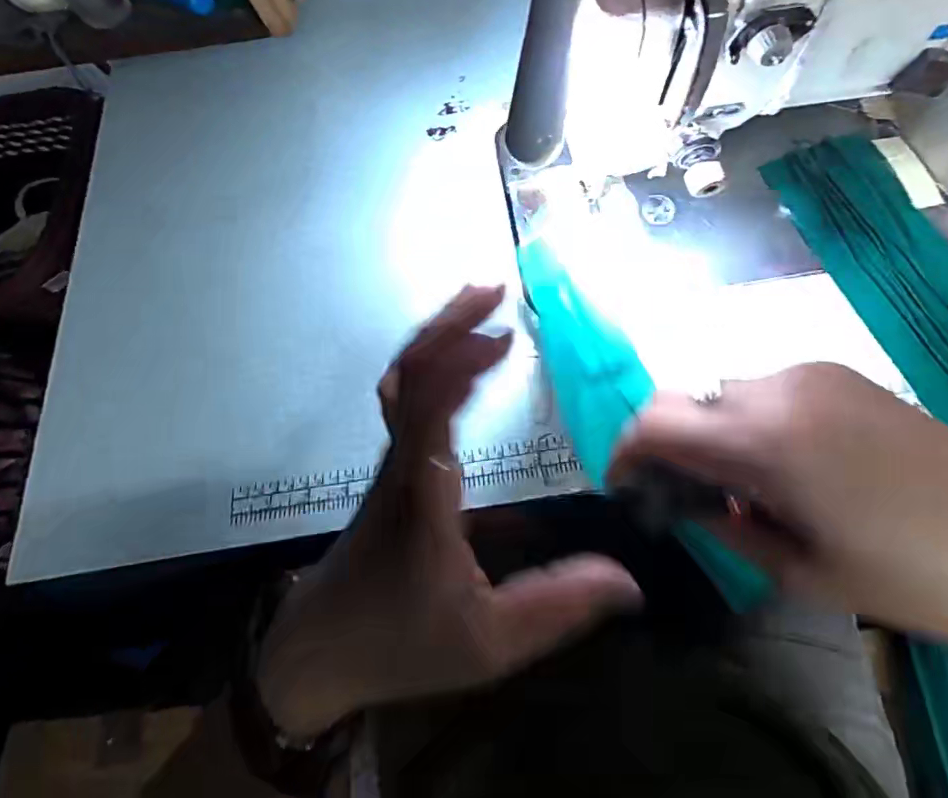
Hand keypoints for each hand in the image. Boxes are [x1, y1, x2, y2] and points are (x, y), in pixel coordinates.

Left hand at [253, 285, 641, 737]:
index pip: (427, 412)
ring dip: (438, 335)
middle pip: (410, 374)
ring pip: (402, 378)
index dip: (458, 365)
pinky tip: (462, 357)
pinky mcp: (390, 463)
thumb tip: (630, 581)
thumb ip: (560, 605)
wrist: (317, 654)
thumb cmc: (401, 644)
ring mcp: (390, 459)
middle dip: (448, 325)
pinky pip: (405, 395)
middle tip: (494, 292)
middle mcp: (400, 463)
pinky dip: (431, 362)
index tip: (505, 340)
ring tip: (483, 307)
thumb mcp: (490, 642)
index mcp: (422, 495)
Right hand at [611, 363, 947, 696]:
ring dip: (714, 431)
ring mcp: (817, 372)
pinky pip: (772, 389)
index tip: (625, 487)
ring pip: (730, 391)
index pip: (658, 420)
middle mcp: (781, 385)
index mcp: (765, 437)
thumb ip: (730, 526)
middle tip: (683, 497)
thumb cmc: (912, 577)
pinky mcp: (845, 374)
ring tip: (740, 487)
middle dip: (670, 443)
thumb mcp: (804, 570)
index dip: (625, 451)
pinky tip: (785, 465)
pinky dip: (754, 421)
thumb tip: (690, 502)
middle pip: (690, 397)